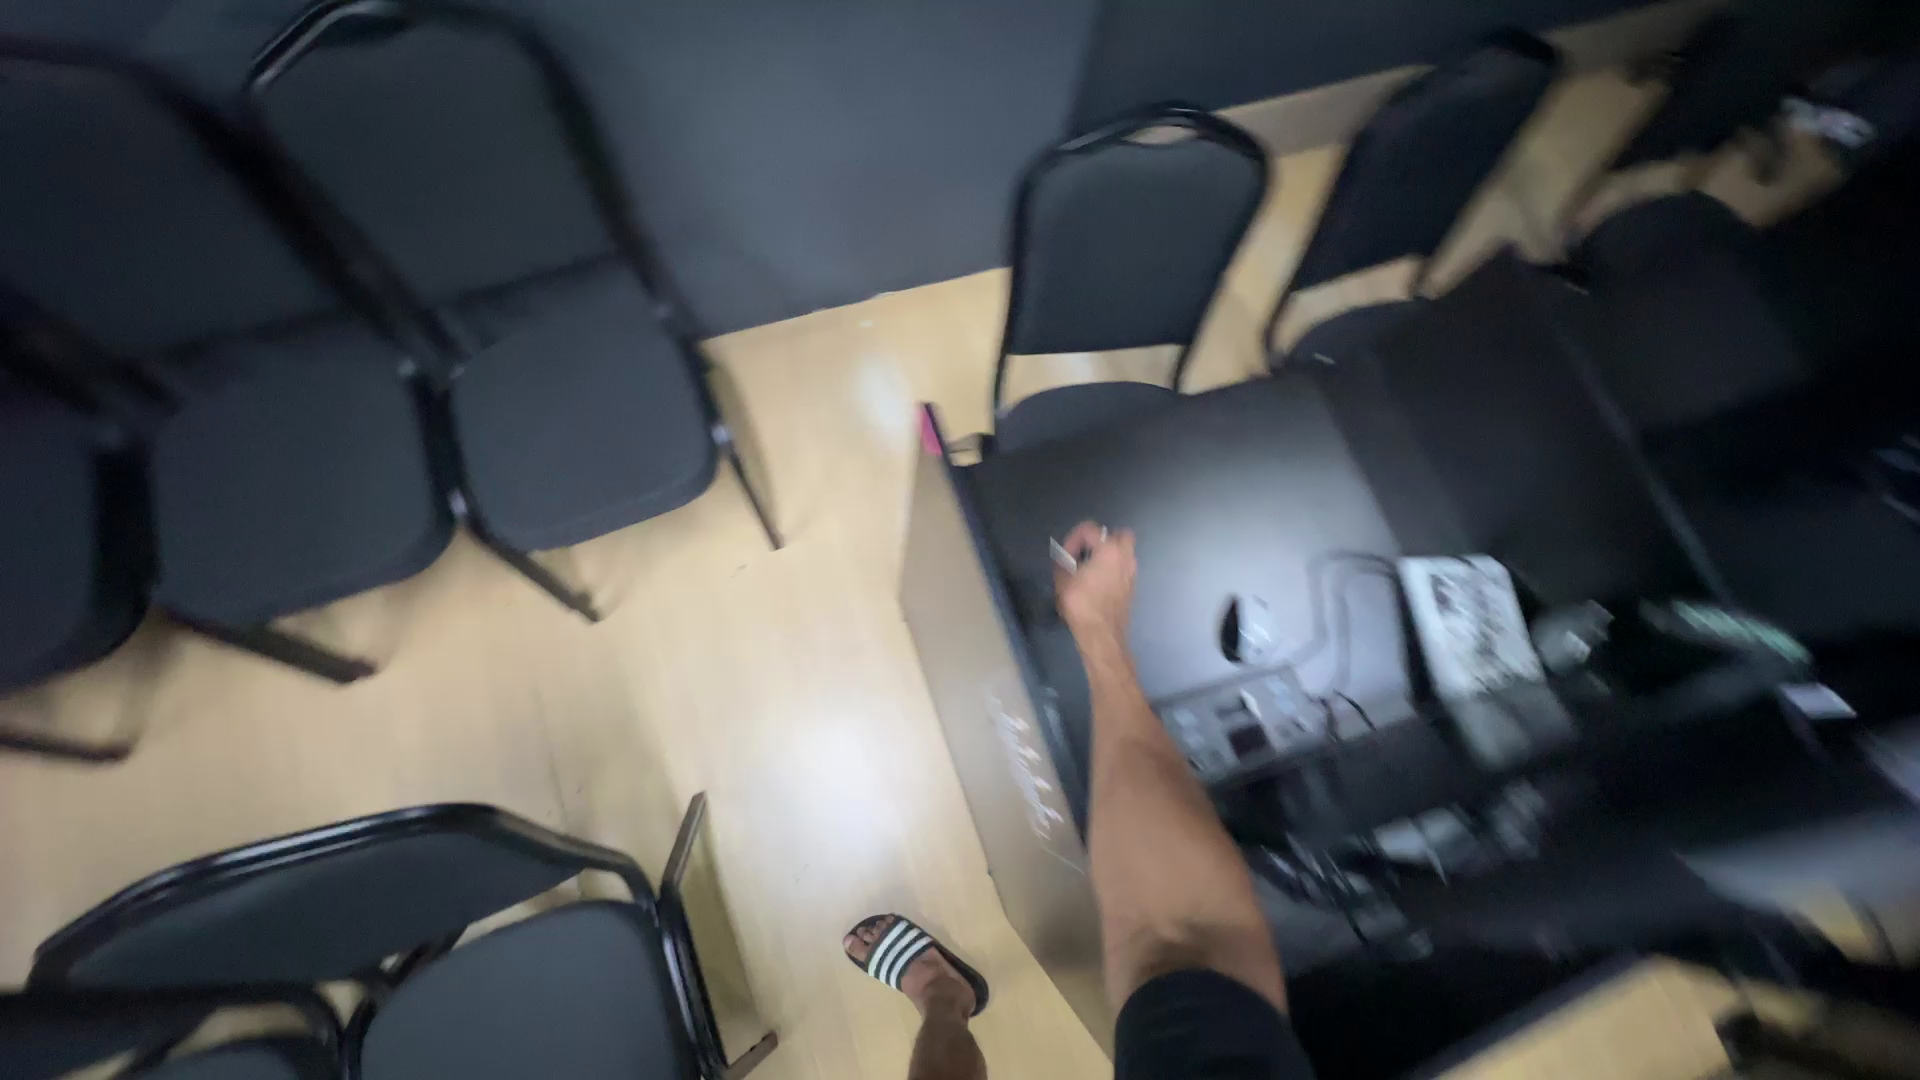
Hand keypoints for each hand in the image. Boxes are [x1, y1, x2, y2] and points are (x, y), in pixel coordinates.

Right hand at [1054, 521, 1135, 640]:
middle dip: (1102, 540)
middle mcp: (1125, 557)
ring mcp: (1132, 573)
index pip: (1090, 529)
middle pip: (1119, 535)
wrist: (1101, 633)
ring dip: (1109, 554)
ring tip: (1091, 568)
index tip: (1066, 555)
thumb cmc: (1081, 604)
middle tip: (1087, 553)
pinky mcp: (1132, 587)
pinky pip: (1124, 568)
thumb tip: (1065, 557)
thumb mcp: (1062, 580)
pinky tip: (1099, 582)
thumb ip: (1063, 562)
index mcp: (1108, 550)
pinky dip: (1114, 569)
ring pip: (1125, 552)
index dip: (1073, 539)